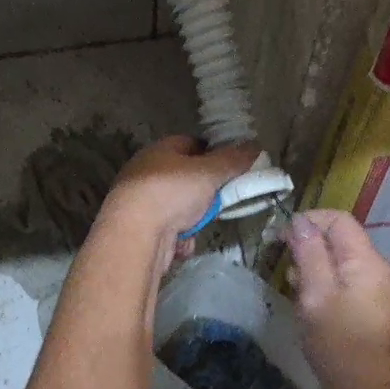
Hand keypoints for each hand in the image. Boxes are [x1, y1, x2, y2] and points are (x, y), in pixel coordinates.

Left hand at [101, 136, 261, 239]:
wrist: (134, 234)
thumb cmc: (172, 192)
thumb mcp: (209, 172)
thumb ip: (233, 160)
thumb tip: (255, 146)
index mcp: (159, 151)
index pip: (191, 144)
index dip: (213, 154)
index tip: (231, 169)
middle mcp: (145, 173)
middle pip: (185, 180)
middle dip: (204, 194)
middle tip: (219, 202)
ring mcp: (139, 202)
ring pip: (178, 209)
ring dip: (192, 220)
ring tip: (198, 226)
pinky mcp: (138, 230)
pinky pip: (167, 231)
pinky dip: (178, 238)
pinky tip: (181, 244)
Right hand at [285, 210, 389, 388]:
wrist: (364, 385)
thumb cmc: (336, 339)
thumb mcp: (315, 293)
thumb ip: (309, 253)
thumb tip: (301, 221)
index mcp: (366, 260)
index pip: (338, 220)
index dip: (309, 221)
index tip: (282, 239)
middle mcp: (378, 267)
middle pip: (340, 238)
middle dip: (309, 246)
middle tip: (287, 269)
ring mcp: (378, 286)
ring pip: (341, 259)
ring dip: (315, 266)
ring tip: (298, 290)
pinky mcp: (373, 302)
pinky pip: (347, 278)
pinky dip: (326, 282)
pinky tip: (312, 302)